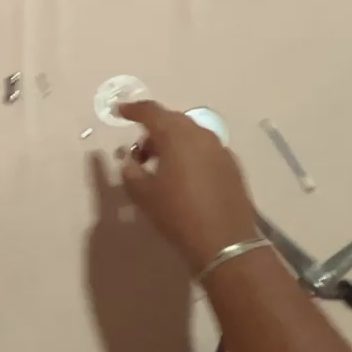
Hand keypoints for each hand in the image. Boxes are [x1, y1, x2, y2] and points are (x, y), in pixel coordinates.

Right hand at [117, 101, 260, 271]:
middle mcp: (201, 135)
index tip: (119, 111)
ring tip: (159, 166)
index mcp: (176, 136)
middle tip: (139, 151)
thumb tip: (131, 163)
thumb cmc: (178, 214)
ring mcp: (220, 149)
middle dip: (153, 129)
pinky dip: (190, 154)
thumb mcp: (144, 196)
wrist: (225, 242)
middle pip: (173, 120)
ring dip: (172, 142)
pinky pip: (205, 149)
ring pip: (191, 134)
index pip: (151, 112)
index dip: (133, 109)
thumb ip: (131, 173)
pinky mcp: (232, 165)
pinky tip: (184, 177)